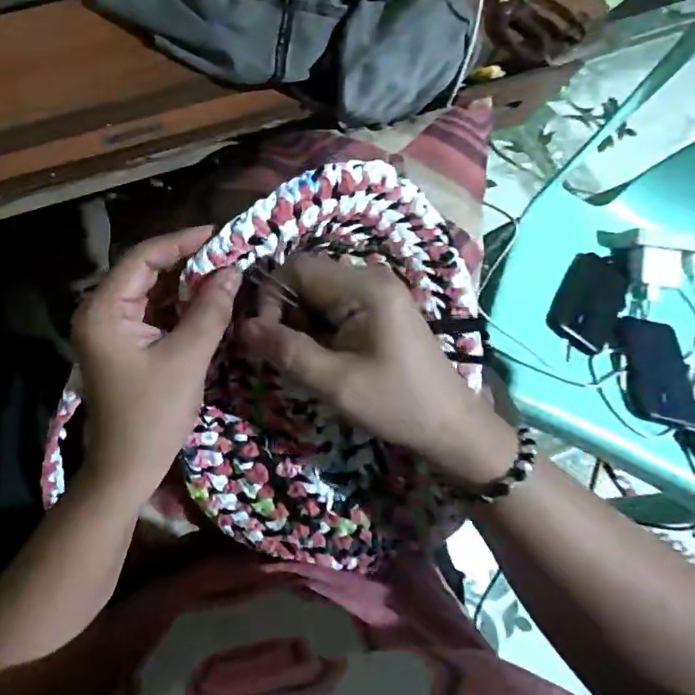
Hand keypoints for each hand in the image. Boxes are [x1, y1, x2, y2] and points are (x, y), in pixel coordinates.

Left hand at [72, 228, 240, 500]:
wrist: (125, 470)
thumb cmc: (152, 416)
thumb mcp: (187, 359)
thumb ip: (210, 311)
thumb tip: (233, 271)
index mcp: (103, 310)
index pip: (142, 258)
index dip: (180, 241)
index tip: (218, 233)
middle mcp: (99, 312)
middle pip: (143, 271)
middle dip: (185, 261)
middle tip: (227, 252)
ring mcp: (108, 329)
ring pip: (149, 291)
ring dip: (184, 283)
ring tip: (223, 271)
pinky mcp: (120, 345)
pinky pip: (150, 313)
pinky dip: (177, 306)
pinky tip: (206, 300)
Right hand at [239, 255, 512, 485]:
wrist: (450, 426)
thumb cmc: (396, 403)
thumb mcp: (334, 382)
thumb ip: (287, 350)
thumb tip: (244, 327)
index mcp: (365, 286)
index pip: (296, 268)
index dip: (271, 297)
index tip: (266, 338)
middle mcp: (370, 277)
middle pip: (306, 277)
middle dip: (285, 312)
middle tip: (282, 353)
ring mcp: (377, 292)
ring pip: (316, 293)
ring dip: (300, 323)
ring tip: (304, 360)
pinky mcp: (378, 308)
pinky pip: (333, 305)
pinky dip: (318, 328)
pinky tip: (323, 358)